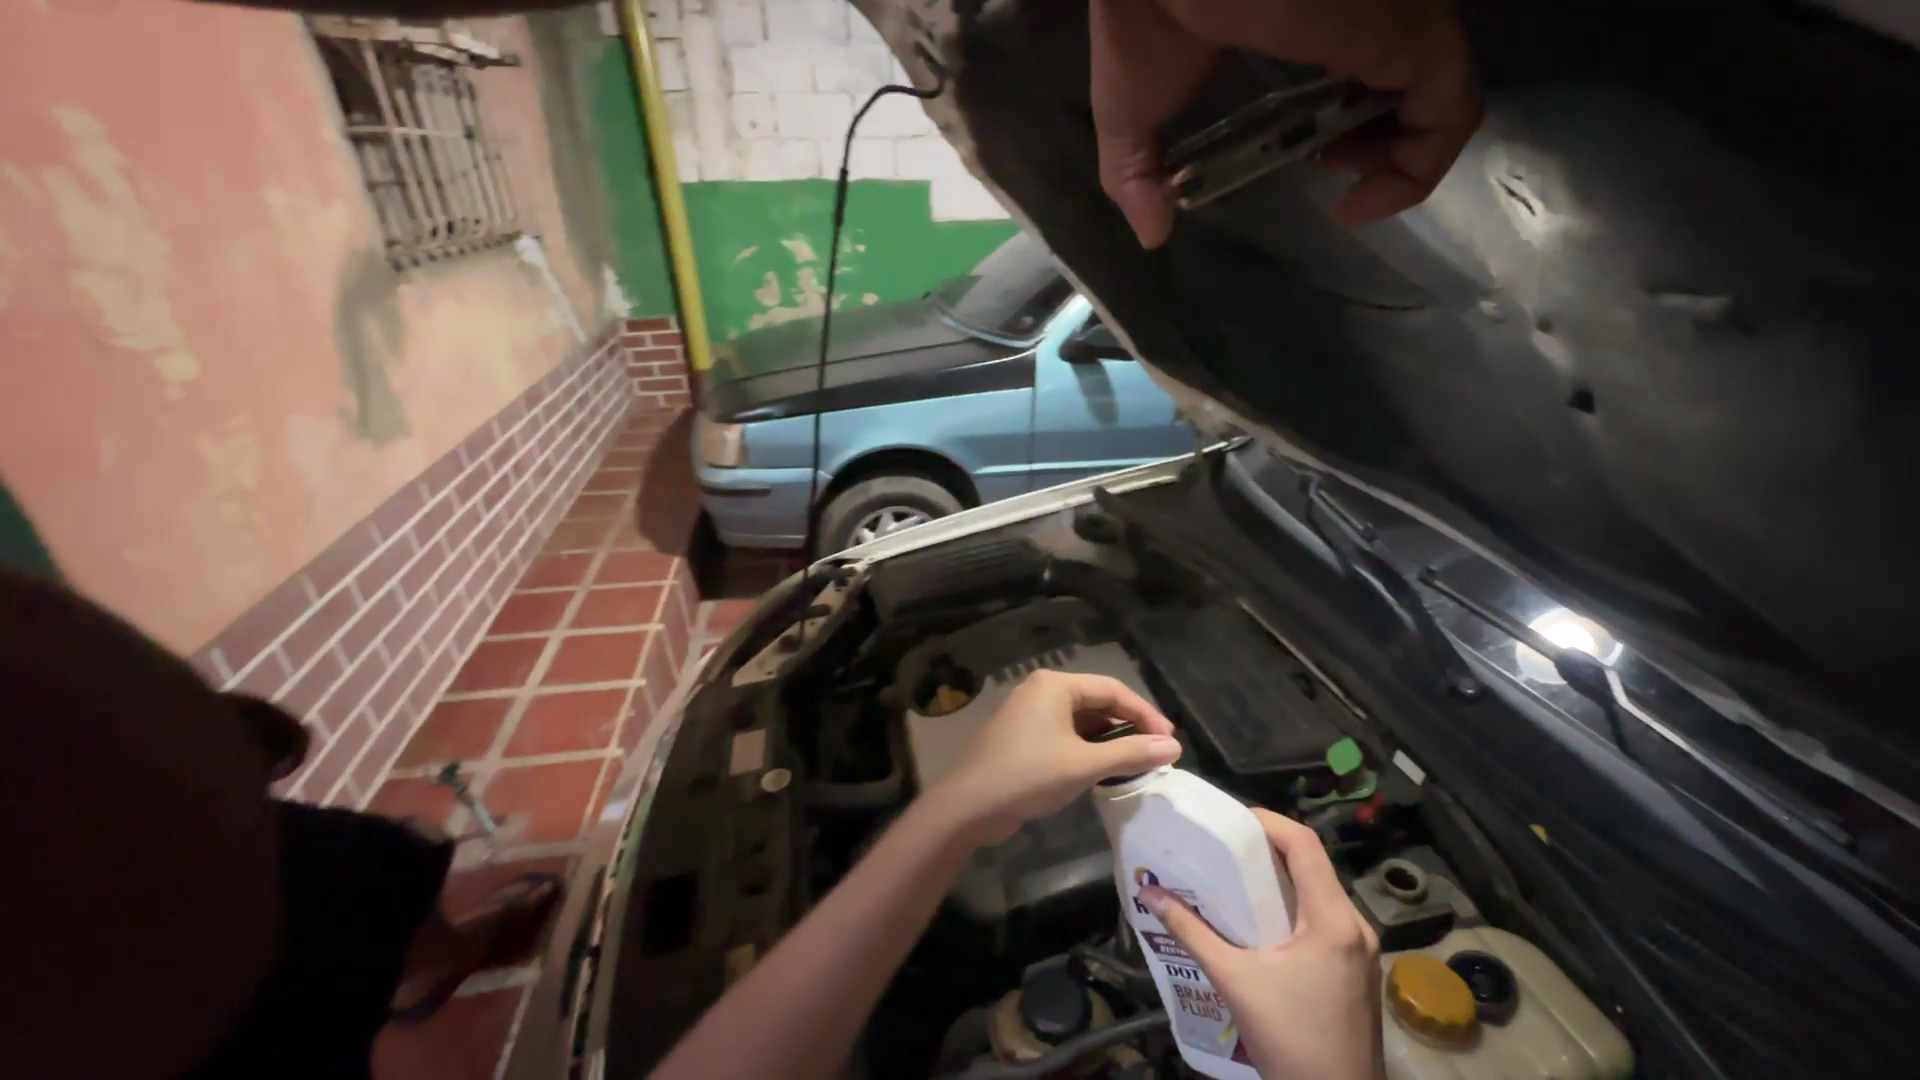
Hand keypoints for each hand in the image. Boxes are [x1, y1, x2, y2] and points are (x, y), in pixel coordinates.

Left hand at [925, 671, 1181, 845]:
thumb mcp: (1085, 765)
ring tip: (1135, 764)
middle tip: (1156, 753)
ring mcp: (1028, 714)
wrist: (968, 805)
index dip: (1145, 714)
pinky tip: (1102, 771)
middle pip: (1097, 702)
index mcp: (1055, 685)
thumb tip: (1173, 747)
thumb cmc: (1028, 775)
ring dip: (1108, 740)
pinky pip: (1064, 735)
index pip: (1113, 689)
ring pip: (1080, 721)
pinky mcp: (1021, 738)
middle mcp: (1041, 691)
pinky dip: (1086, 749)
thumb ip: (1131, 753)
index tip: (1170, 742)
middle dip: (1128, 726)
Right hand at [1090, 0, 1480, 246]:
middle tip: (1330, 167)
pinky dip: (1417, 172)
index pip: (1367, 61)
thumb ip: (1138, 173)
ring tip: (1350, 192)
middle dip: (1380, 141)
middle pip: (1413, 81)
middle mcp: (1360, 11)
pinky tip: (1360, 205)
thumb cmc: (1140, 22)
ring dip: (1400, 163)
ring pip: (1441, 102)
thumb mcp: (1129, 117)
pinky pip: (1448, 114)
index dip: (1352, 117)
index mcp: (1308, 14)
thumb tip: (1151, 233)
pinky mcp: (1406, 36)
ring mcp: (1389, 19)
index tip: (1311, 158)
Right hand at [1141, 809, 1382, 1079]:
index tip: (1231, 819)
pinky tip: (1261, 921)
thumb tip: (1149, 893)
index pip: (1305, 844)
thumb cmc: (1289, 1038)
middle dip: (1267, 849)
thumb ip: (1191, 932)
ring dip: (1281, 879)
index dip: (1269, 821)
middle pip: (1313, 865)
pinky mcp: (1358, 970)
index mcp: (1333, 920)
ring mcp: (1362, 950)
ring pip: (1320, 893)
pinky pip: (1325, 919)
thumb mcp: (1233, 980)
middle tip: (1224, 845)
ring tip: (1235, 877)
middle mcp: (1356, 926)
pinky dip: (1293, 907)